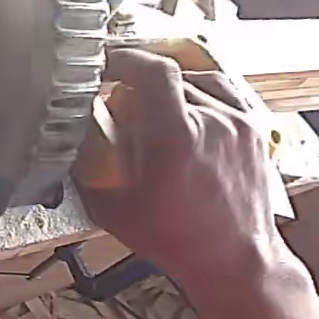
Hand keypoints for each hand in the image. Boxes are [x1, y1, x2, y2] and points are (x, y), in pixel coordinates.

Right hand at [78, 49, 294, 285]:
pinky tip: (183, 104)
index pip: (153, 70)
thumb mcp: (112, 209)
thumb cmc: (177, 241)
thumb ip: (86, 170)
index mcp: (176, 137)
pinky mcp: (252, 128)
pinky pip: (221, 90)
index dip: (123, 57)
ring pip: (192, 82)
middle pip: (167, 78)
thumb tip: (66, 145)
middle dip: (136, 86)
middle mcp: (212, 122)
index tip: (103, 62)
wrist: (236, 260)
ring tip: (151, 112)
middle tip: (118, 106)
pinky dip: (196, 91)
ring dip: (165, 90)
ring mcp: (237, 123)